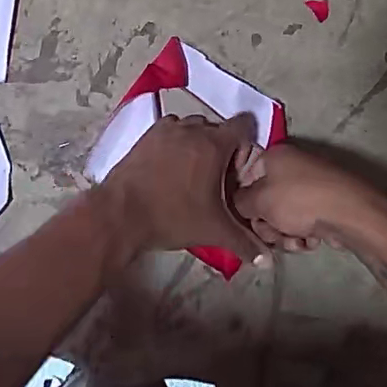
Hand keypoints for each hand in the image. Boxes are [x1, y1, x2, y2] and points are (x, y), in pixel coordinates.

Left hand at [96, 114, 267, 264]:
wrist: (119, 216)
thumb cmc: (172, 217)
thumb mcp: (213, 231)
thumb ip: (244, 242)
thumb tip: (267, 261)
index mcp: (214, 145)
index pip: (244, 125)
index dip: (246, 145)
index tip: (238, 169)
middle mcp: (192, 129)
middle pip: (218, 129)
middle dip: (222, 148)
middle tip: (217, 177)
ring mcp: (167, 130)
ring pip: (193, 127)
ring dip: (198, 143)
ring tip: (193, 172)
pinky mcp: (146, 136)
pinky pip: (171, 131)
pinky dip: (176, 143)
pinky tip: (170, 167)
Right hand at [231, 142, 386, 252]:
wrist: (349, 213)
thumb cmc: (299, 201)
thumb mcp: (258, 201)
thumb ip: (239, 202)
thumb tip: (237, 204)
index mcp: (274, 155)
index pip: (244, 178)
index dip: (242, 203)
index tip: (246, 220)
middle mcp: (292, 166)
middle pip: (264, 201)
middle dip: (266, 224)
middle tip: (273, 233)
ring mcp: (310, 185)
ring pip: (282, 216)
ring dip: (284, 234)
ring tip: (295, 240)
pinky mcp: (323, 204)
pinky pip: (302, 221)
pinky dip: (302, 234)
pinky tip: (310, 241)